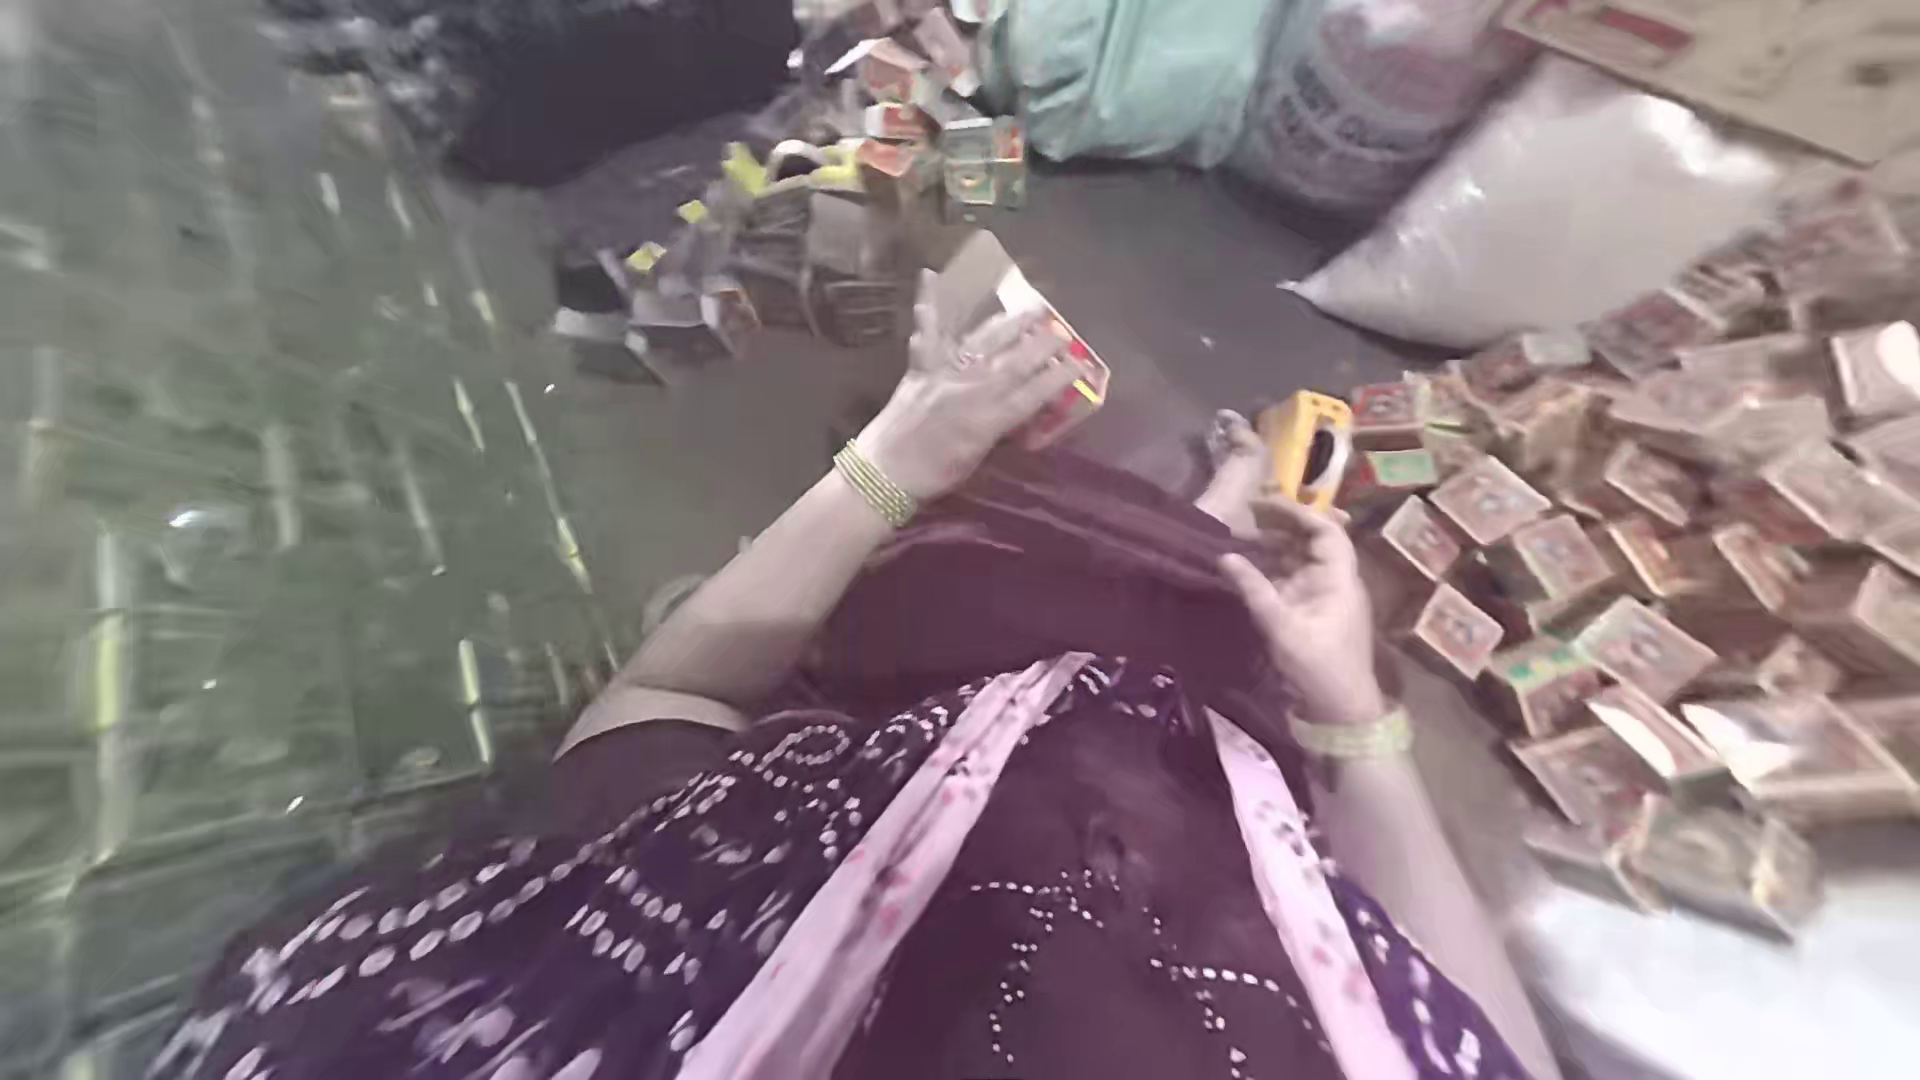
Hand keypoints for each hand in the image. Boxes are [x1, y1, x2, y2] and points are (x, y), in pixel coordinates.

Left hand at [855, 270, 1079, 499]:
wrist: (884, 473)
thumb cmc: (934, 475)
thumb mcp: (977, 458)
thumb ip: (999, 431)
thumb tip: (1020, 410)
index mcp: (988, 420)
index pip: (1034, 393)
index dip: (1060, 378)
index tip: (1081, 364)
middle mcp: (971, 389)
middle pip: (1016, 361)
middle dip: (1044, 345)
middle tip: (1064, 332)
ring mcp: (944, 373)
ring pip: (984, 340)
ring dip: (1011, 322)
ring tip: (1034, 307)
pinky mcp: (920, 367)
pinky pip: (927, 331)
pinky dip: (927, 302)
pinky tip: (930, 272)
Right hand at [1219, 497, 1386, 726]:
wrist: (1340, 705)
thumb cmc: (1318, 663)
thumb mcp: (1280, 624)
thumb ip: (1253, 587)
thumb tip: (1225, 556)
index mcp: (1338, 578)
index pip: (1326, 532)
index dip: (1298, 513)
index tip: (1264, 505)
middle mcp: (1334, 579)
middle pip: (1312, 540)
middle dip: (1281, 524)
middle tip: (1246, 515)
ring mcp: (1323, 593)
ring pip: (1300, 556)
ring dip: (1274, 544)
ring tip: (1240, 536)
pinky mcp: (1312, 607)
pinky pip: (1292, 575)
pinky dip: (1271, 565)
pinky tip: (1249, 563)